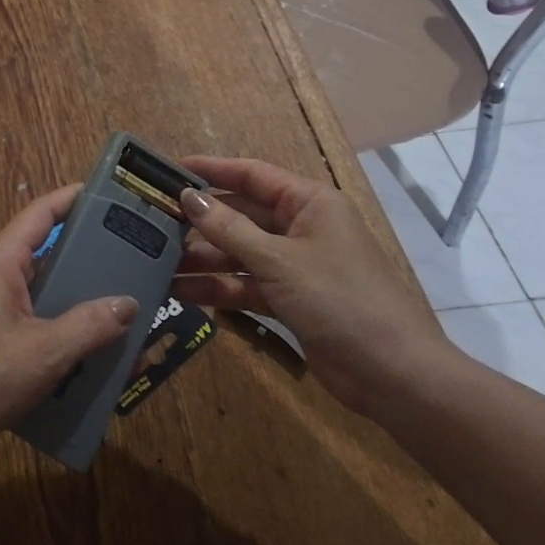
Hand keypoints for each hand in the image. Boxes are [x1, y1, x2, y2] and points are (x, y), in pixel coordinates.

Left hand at [0, 184, 139, 459]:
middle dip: (90, 258)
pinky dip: (63, 331)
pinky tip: (92, 355)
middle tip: (136, 261)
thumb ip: (89, 326)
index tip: (113, 194)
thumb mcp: (44, 351)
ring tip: (125, 312)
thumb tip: (129, 303)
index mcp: (2, 260)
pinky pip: (35, 322)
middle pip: (49, 253)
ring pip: (45, 293)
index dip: (75, 197)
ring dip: (80, 302)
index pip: (42, 212)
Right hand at [171, 156, 453, 415]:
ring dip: (203, 260)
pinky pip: (246, 285)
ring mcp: (296, 267)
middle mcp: (302, 228)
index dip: (211, 171)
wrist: (394, 374)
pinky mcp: (291, 301)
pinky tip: (181, 293)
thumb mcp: (279, 261)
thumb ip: (229, 229)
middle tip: (151, 223)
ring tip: (155, 264)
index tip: (168, 171)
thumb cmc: (340, 300)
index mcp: (309, 203)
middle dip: (199, 222)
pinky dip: (218, 289)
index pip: (252, 175)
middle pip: (241, 216)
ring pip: (239, 253)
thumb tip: (187, 197)